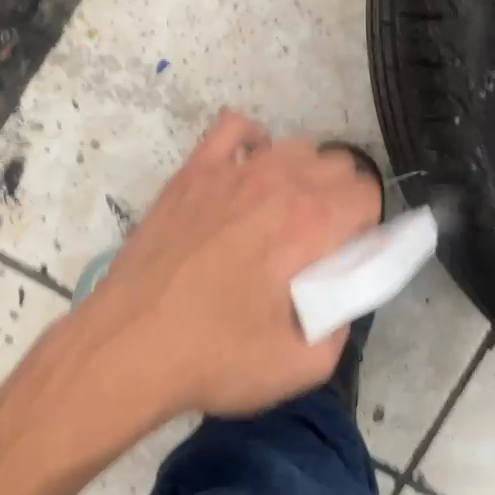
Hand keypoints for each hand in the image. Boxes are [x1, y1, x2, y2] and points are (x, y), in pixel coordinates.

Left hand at [77, 110, 382, 417]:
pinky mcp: (192, 174)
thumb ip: (341, 328)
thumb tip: (340, 304)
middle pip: (337, 165)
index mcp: (311, 224)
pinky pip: (235, 129)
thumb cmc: (215, 357)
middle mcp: (278, 183)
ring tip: (287, 214)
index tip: (349, 255)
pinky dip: (254, 143)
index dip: (368, 225)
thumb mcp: (302, 365)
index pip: (367, 194)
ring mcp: (230, 172)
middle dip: (343, 200)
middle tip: (321, 244)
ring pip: (294, 146)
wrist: (126, 348)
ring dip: (305, 174)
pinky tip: (250, 173)